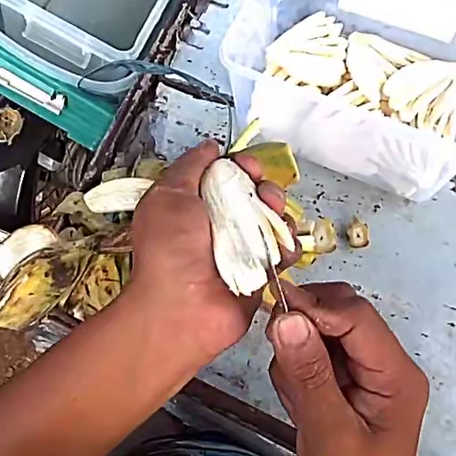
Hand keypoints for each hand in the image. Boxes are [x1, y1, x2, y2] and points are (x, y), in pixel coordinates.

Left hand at [125, 141, 282, 362]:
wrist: (182, 308)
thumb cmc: (169, 252)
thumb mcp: (169, 194)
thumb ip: (191, 166)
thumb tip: (211, 147)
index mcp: (195, 204)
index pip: (228, 175)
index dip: (242, 166)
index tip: (247, 166)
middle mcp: (220, 225)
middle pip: (256, 194)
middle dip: (265, 188)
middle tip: (261, 195)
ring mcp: (242, 249)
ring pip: (274, 219)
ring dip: (278, 214)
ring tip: (270, 220)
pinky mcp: (261, 273)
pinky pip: (285, 251)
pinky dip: (287, 245)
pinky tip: (279, 247)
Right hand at [266, 282, 429, 455]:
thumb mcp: (329, 432)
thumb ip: (309, 373)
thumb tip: (288, 319)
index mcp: (396, 374)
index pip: (357, 316)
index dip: (316, 308)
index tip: (275, 314)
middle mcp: (386, 362)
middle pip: (343, 311)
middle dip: (306, 325)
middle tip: (278, 350)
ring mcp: (368, 368)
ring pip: (326, 327)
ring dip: (300, 350)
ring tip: (298, 397)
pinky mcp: (349, 376)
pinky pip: (318, 348)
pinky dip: (299, 366)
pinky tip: (301, 401)